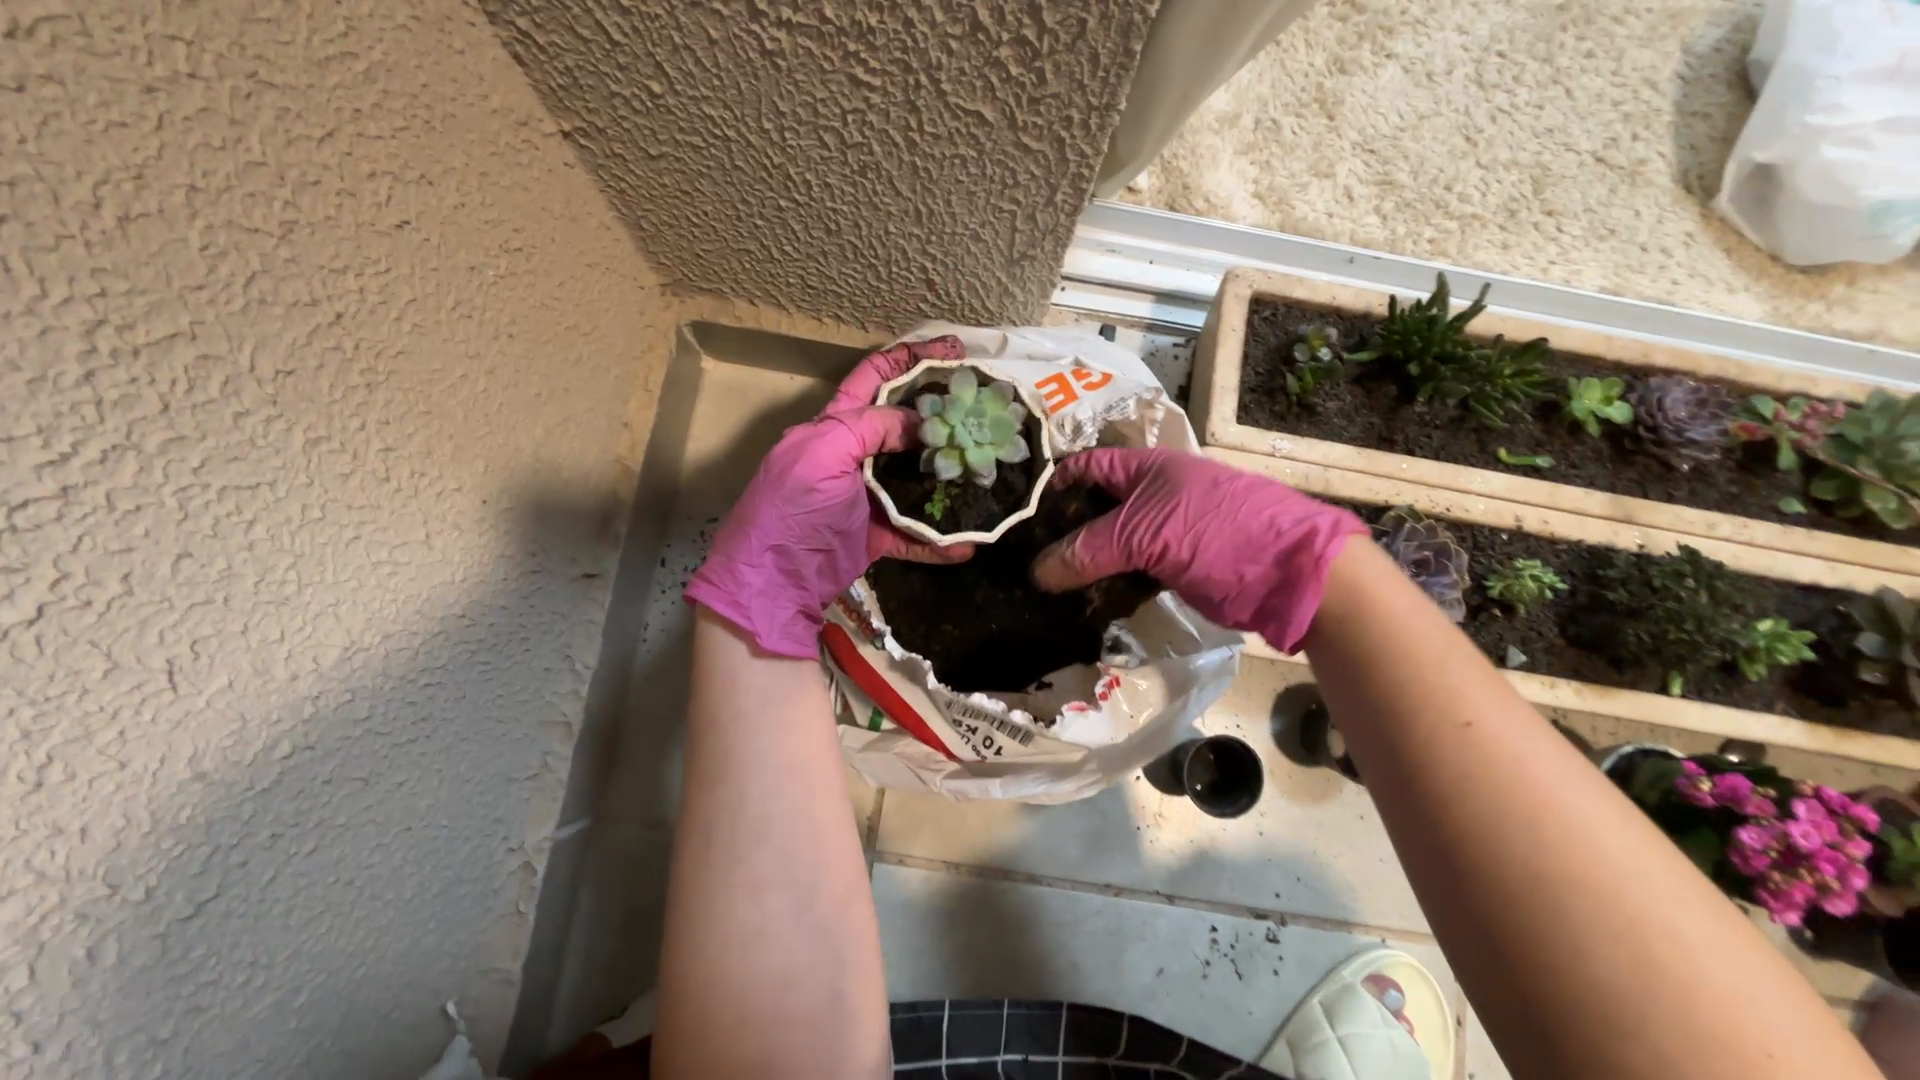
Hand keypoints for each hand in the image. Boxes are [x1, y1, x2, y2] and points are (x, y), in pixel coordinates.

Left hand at [686, 337, 973, 657]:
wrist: (774, 582)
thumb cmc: (793, 509)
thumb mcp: (824, 454)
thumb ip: (870, 427)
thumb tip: (921, 422)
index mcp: (833, 426)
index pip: (873, 376)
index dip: (910, 358)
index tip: (953, 350)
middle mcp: (852, 456)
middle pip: (902, 425)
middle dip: (941, 416)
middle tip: (983, 410)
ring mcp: (864, 498)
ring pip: (914, 479)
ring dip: (948, 477)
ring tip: (987, 468)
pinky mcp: (873, 537)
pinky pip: (914, 535)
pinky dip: (939, 541)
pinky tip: (968, 545)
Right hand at [1030, 448, 1366, 651]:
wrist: (1286, 571)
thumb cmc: (1212, 530)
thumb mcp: (1142, 533)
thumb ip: (1086, 551)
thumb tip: (1035, 574)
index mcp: (1144, 468)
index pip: (1085, 466)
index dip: (1052, 485)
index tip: (1019, 515)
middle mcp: (1151, 494)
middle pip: (1095, 507)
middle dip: (1062, 529)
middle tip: (1022, 556)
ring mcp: (1163, 531)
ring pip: (1111, 544)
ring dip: (1082, 562)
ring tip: (1042, 584)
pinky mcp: (1173, 566)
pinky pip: (1128, 571)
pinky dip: (1106, 584)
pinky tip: (1079, 601)